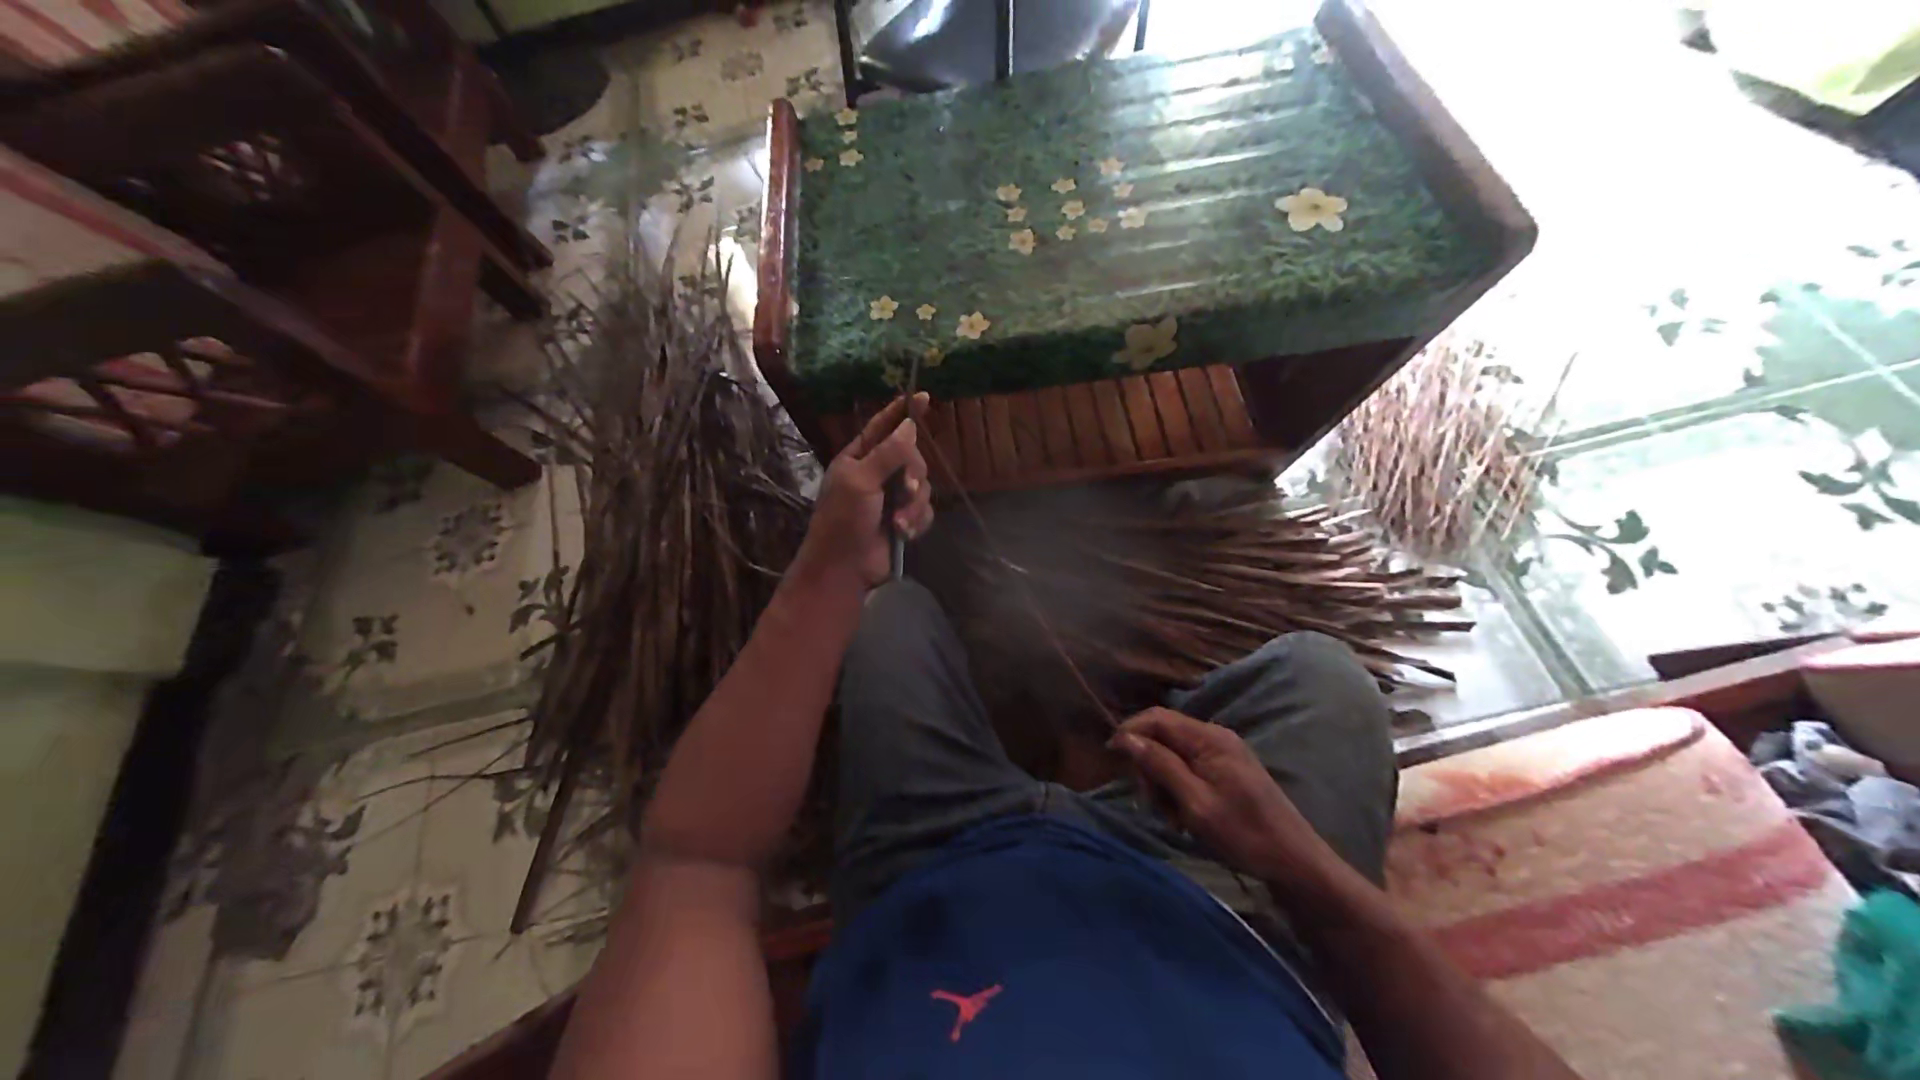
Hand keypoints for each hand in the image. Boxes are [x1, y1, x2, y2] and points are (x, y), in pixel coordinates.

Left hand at [790, 392, 933, 589]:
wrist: (844, 568)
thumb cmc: (843, 519)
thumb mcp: (861, 480)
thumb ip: (888, 453)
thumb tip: (910, 426)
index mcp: (859, 458)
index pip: (883, 427)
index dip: (902, 412)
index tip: (923, 396)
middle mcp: (877, 474)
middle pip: (912, 458)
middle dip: (913, 475)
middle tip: (906, 489)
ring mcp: (892, 498)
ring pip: (923, 487)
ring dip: (913, 506)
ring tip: (898, 523)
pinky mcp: (904, 521)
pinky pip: (925, 511)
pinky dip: (917, 522)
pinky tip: (904, 533)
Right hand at [1110, 708, 1345, 891]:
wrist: (1295, 862)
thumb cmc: (1244, 833)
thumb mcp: (1194, 802)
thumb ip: (1160, 765)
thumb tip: (1126, 738)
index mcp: (1209, 739)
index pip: (1157, 718)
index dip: (1130, 731)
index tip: (1110, 755)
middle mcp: (1216, 737)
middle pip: (1164, 735)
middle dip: (1148, 764)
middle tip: (1150, 802)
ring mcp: (1224, 753)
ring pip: (1174, 754)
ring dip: (1163, 781)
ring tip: (1172, 816)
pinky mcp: (1228, 771)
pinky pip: (1190, 768)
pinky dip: (1178, 787)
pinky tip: (1184, 815)